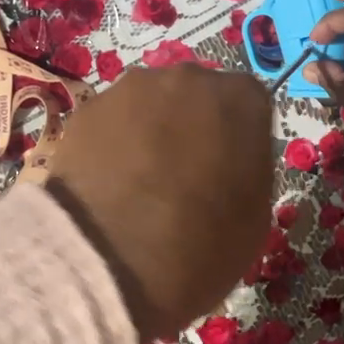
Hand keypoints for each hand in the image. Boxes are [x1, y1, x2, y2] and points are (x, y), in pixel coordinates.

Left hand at [45, 65, 273, 342]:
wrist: (106, 265)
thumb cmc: (201, 246)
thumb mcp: (255, 216)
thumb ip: (248, 171)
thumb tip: (229, 167)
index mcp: (244, 99)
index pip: (249, 107)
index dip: (238, 140)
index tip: (228, 171)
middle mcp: (193, 78)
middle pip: (198, 96)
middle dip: (193, 127)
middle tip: (182, 175)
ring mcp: (135, 88)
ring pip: (152, 104)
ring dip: (151, 132)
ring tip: (137, 183)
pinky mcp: (89, 108)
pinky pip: (111, 121)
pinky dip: (112, 145)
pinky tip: (107, 186)